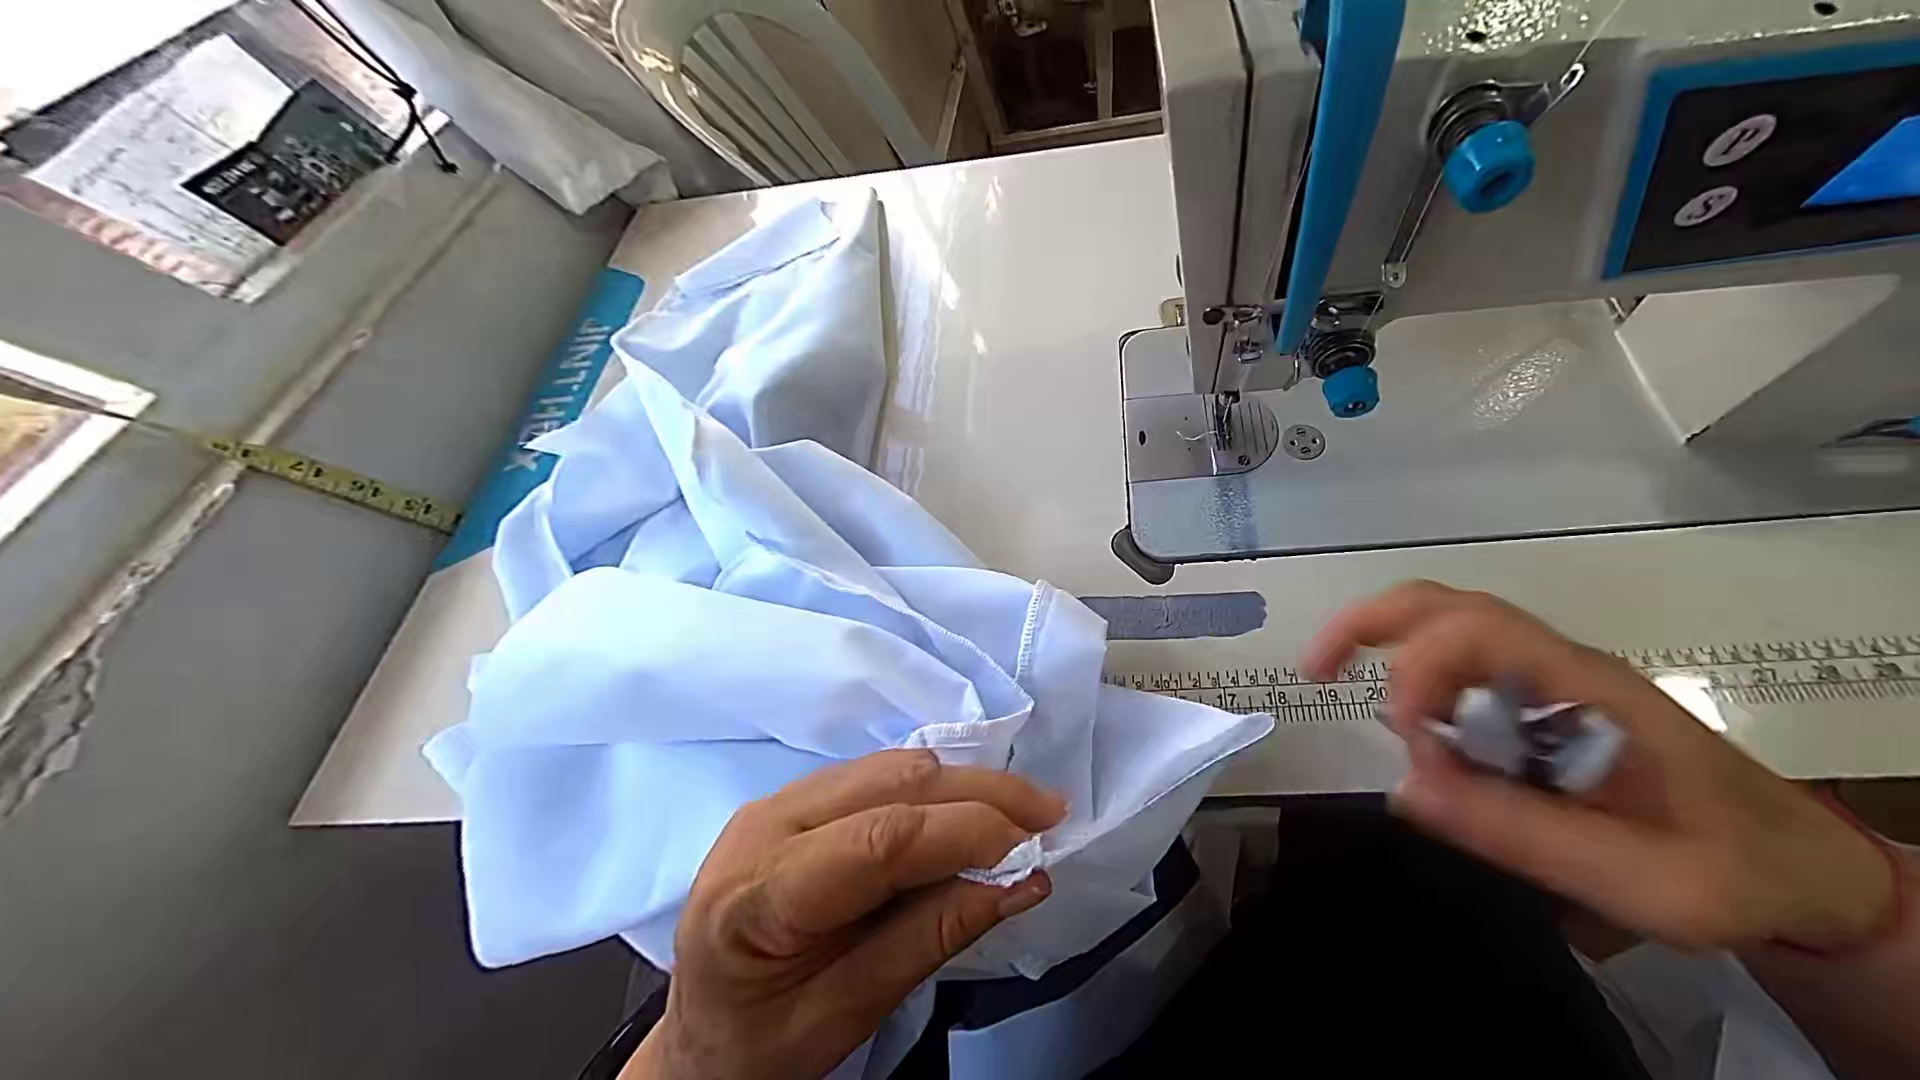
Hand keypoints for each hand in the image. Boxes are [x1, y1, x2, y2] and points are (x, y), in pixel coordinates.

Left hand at [622, 749, 1065, 1079]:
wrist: (700, 1033)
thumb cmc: (764, 1043)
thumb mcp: (847, 1014)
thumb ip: (930, 939)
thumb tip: (1019, 883)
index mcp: (759, 893)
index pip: (878, 839)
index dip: (964, 828)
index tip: (1034, 838)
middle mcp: (765, 823)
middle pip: (890, 783)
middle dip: (979, 791)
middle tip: (1047, 811)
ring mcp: (777, 800)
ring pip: (889, 765)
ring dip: (962, 783)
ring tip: (1018, 813)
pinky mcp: (795, 796)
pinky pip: (876, 774)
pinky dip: (932, 788)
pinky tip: (965, 810)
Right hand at [1303, 581, 1896, 951]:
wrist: (1800, 868)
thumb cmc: (1735, 873)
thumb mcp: (1647, 880)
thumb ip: (1524, 833)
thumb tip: (1405, 787)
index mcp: (1588, 688)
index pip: (1478, 633)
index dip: (1418, 673)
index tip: (1407, 741)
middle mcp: (1556, 663)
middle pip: (1444, 604)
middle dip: (1366, 623)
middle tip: (1315, 668)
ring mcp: (1542, 674)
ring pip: (1440, 620)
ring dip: (1378, 641)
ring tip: (1334, 681)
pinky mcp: (1530, 695)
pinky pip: (1451, 660)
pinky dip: (1405, 674)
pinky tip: (1405, 725)